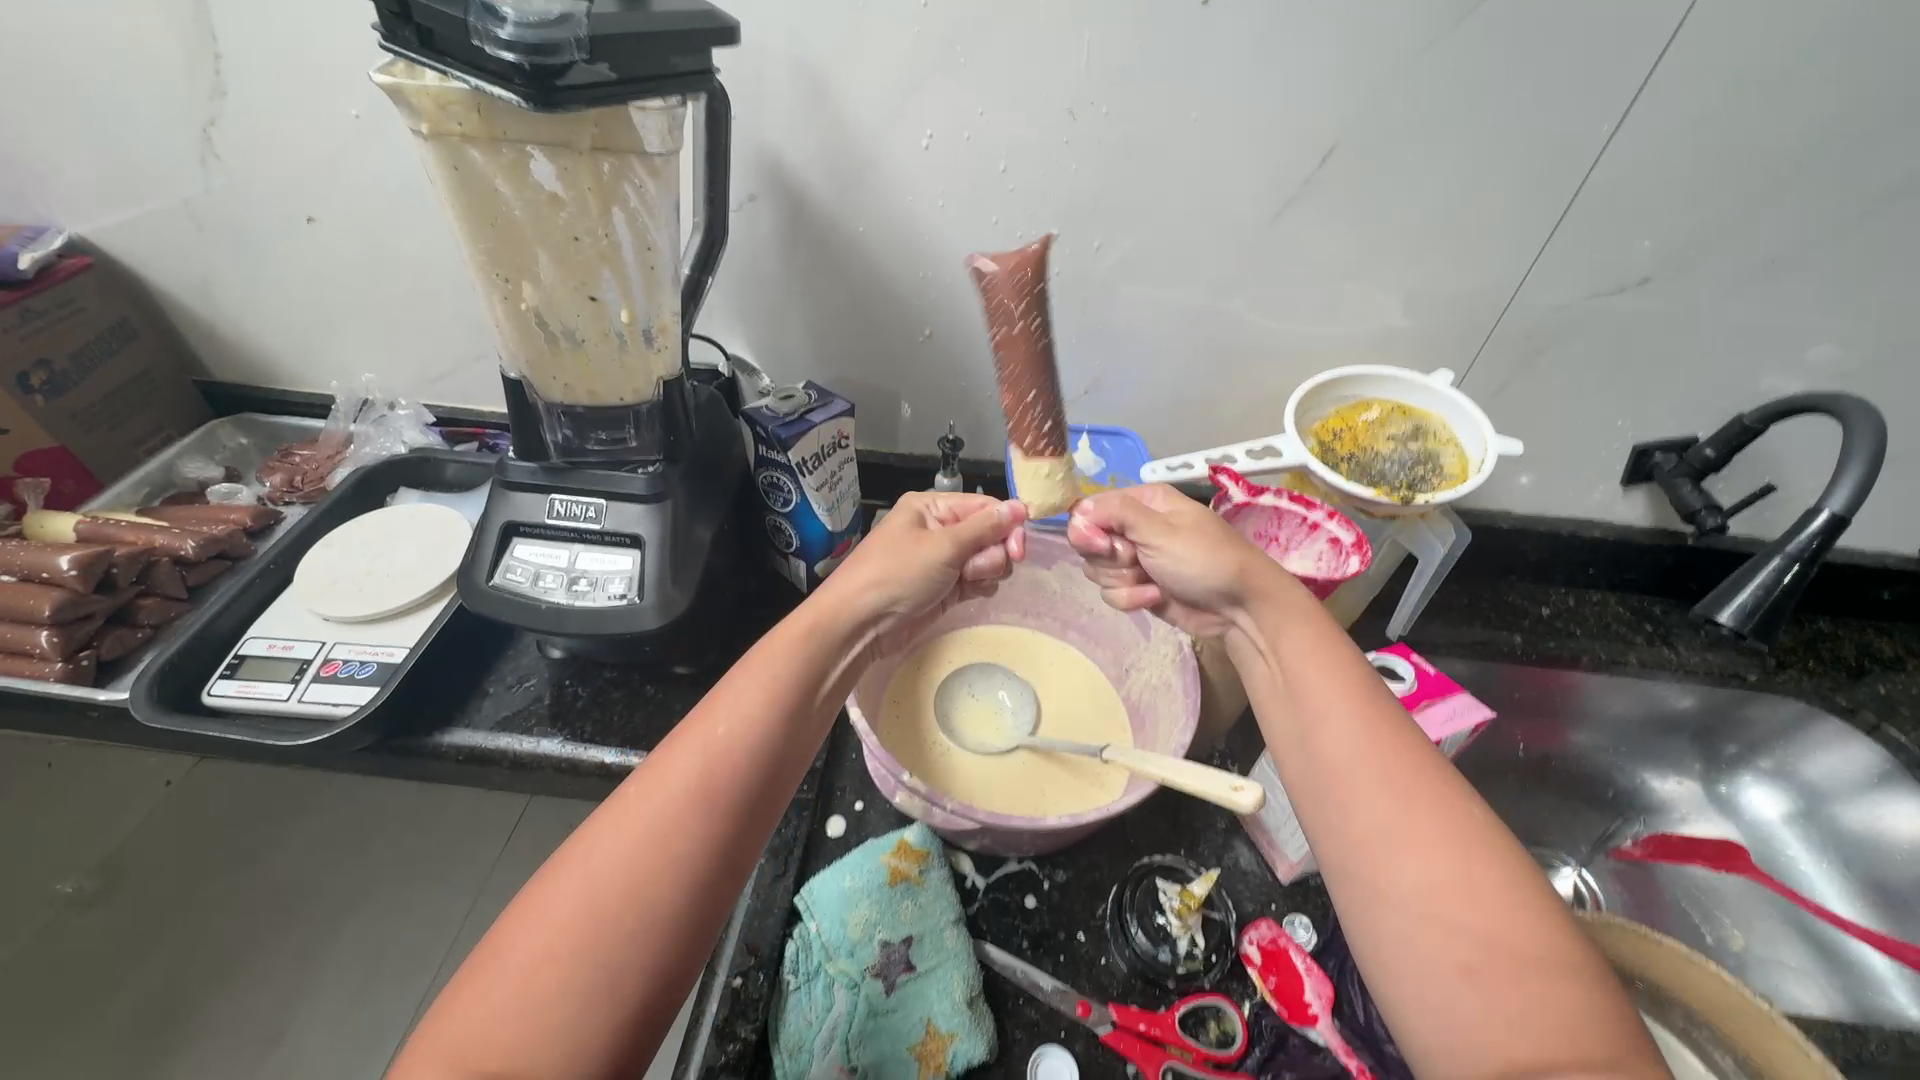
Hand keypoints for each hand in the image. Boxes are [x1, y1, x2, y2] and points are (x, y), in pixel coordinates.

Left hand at [820, 491, 1027, 643]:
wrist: (860, 623)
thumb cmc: (898, 574)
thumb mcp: (943, 545)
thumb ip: (985, 527)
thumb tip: (1020, 505)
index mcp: (933, 507)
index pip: (985, 507)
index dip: (1007, 525)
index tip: (1018, 549)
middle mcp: (940, 529)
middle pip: (991, 534)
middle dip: (993, 552)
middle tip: (977, 570)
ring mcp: (943, 560)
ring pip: (988, 559)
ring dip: (987, 571)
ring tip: (966, 582)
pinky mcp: (946, 588)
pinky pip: (978, 580)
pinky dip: (981, 586)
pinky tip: (970, 594)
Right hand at [1066, 484, 1287, 635]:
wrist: (1238, 606)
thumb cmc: (1204, 559)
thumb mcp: (1160, 530)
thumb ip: (1116, 515)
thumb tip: (1077, 509)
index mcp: (1141, 503)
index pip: (1090, 510)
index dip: (1088, 530)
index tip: (1102, 545)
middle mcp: (1134, 528)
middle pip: (1089, 543)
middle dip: (1111, 559)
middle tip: (1138, 561)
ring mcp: (1135, 560)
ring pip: (1098, 571)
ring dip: (1123, 581)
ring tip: (1154, 581)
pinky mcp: (1137, 588)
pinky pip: (1111, 593)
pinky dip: (1131, 599)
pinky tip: (1156, 598)